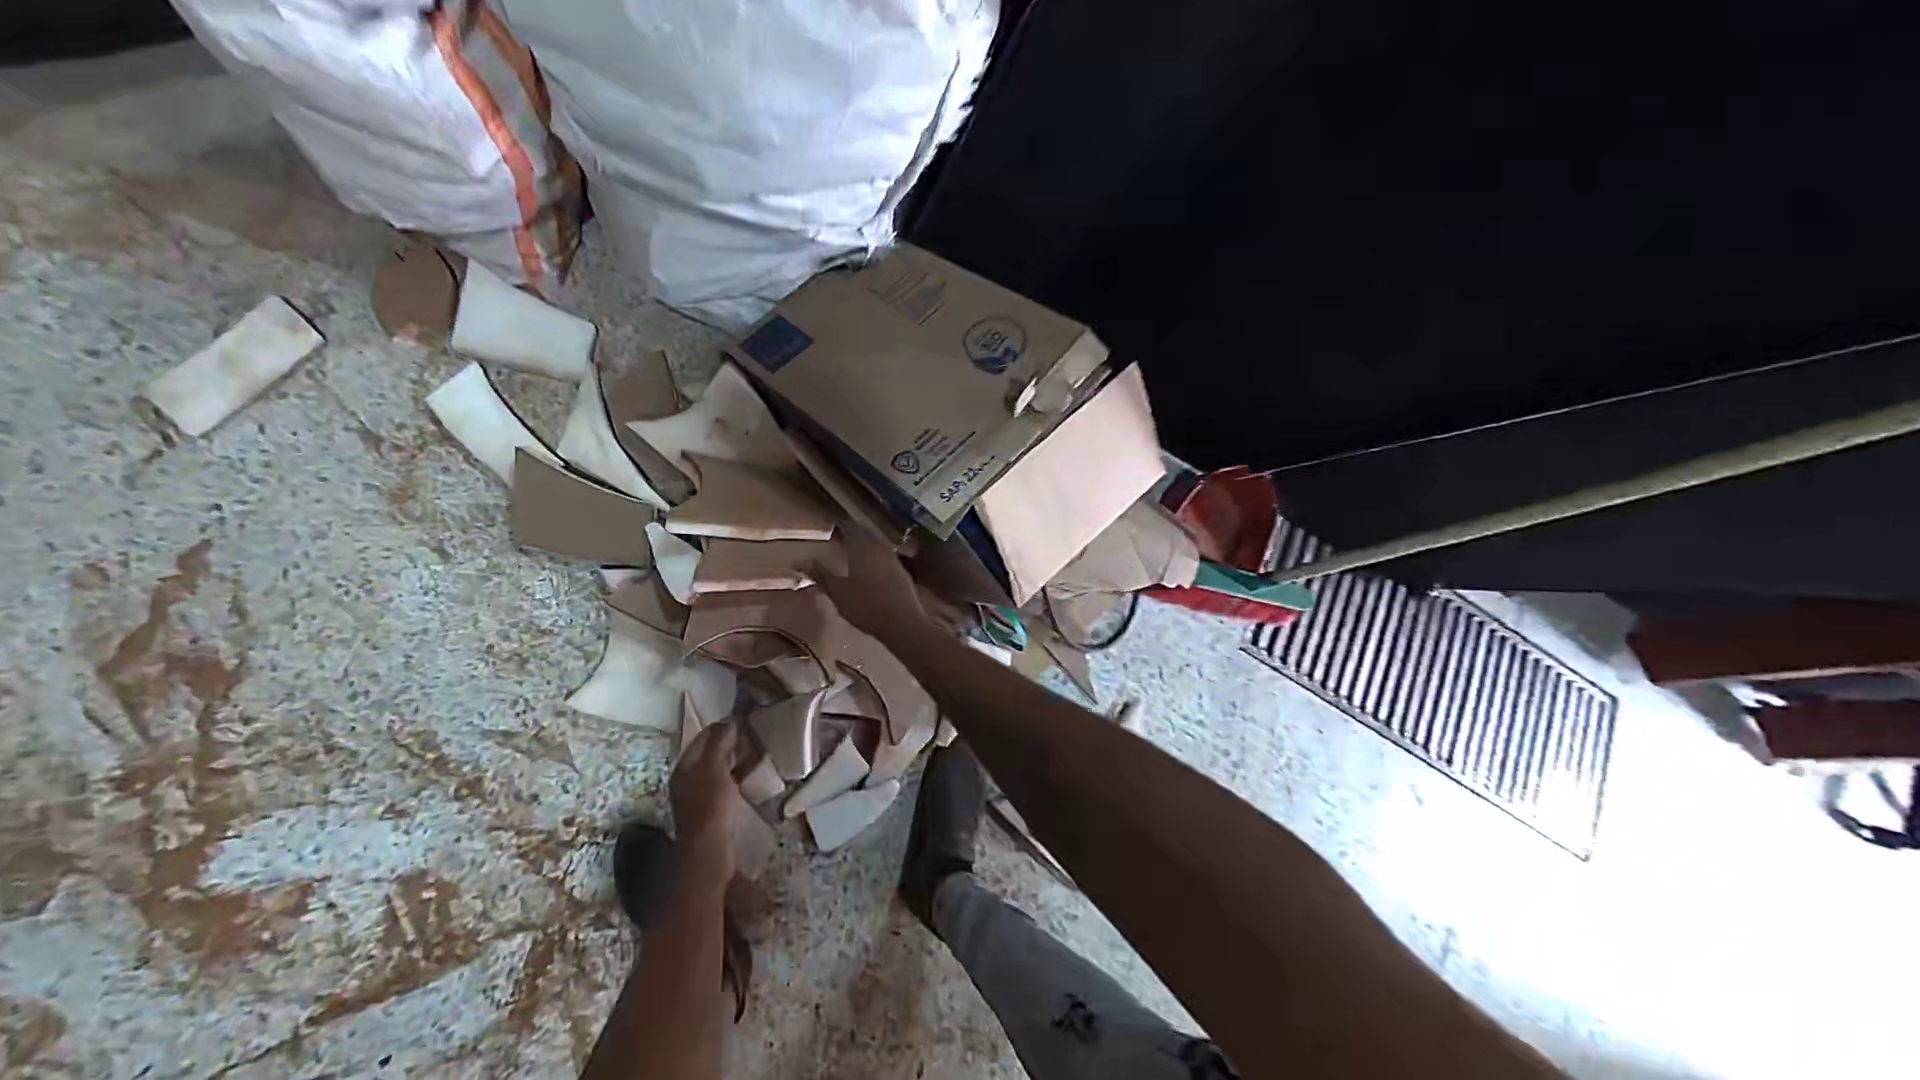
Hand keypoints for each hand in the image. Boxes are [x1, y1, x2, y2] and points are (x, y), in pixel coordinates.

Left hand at [670, 720, 738, 893]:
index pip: (705, 735)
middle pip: (710, 751)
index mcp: (685, 766)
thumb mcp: (715, 768)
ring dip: (735, 758)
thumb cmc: (710, 807)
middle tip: (755, 737)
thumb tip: (731, 721)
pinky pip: (724, 782)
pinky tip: (750, 778)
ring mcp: (697, 795)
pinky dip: (736, 775)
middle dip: (731, 742)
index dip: (724, 726)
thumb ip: (720, 742)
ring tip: (756, 754)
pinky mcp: (710, 810)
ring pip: (718, 767)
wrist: (708, 854)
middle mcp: (687, 778)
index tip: (748, 722)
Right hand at [810, 532, 927, 643]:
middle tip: (842, 544)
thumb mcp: (837, 591)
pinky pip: (887, 563)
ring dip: (867, 552)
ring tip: (855, 559)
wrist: (902, 623)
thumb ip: (820, 574)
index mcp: (863, 548)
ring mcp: (895, 561)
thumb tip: (799, 561)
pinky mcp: (904, 575)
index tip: (834, 528)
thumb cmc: (865, 605)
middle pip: (866, 538)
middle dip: (854, 539)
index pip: (851, 529)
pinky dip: (878, 565)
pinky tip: (874, 575)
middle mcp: (880, 549)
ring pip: (878, 550)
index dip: (842, 528)